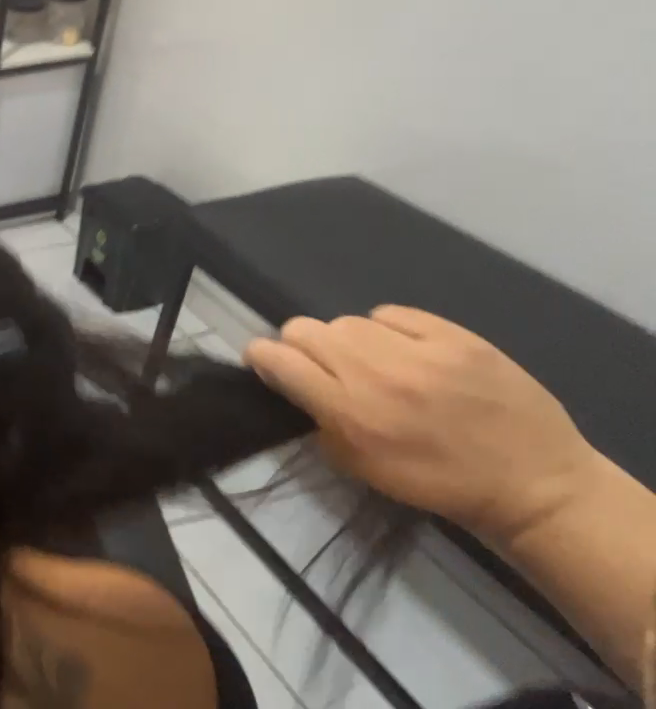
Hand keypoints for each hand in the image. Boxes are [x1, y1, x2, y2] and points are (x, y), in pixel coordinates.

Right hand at [245, 306, 604, 546]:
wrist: (534, 484)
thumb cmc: (436, 482)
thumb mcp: (357, 464)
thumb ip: (316, 419)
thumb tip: (291, 383)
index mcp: (347, 411)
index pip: (274, 357)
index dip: (262, 359)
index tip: (272, 369)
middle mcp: (375, 373)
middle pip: (302, 329)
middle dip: (303, 348)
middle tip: (327, 371)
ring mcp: (419, 351)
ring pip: (345, 321)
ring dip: (348, 341)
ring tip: (375, 364)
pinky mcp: (456, 337)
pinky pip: (391, 313)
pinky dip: (388, 329)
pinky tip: (406, 352)